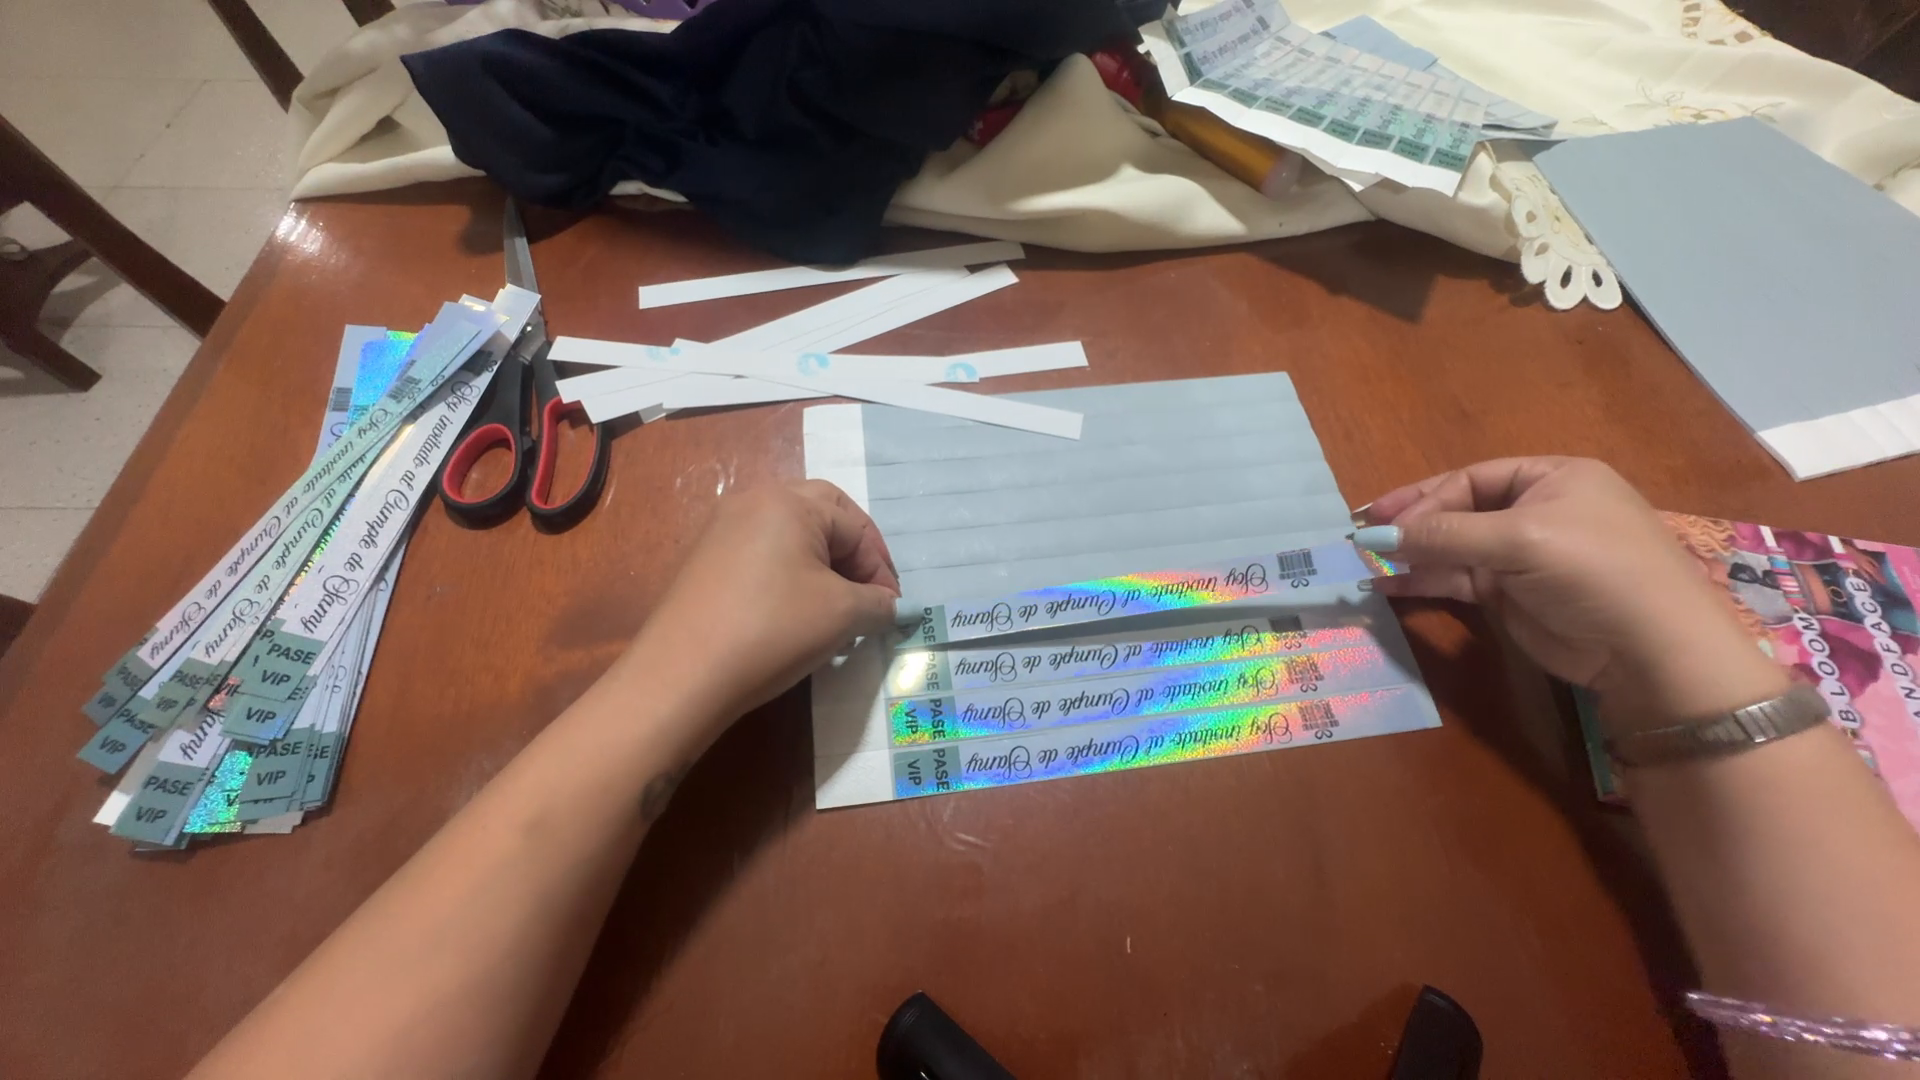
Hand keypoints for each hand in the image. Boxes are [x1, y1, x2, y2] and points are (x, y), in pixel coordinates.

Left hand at [605, 480, 900, 742]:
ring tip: (837, 609)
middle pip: (822, 517)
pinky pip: (762, 556)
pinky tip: (797, 614)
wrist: (682, 677)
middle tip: (869, 594)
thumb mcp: (841, 615)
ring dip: (823, 567)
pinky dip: (791, 577)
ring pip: (790, 537)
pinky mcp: (704, 562)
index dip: (880, 566)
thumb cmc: (773, 630)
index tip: (893, 607)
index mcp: (788, 502)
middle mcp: (751, 502)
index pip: (854, 525)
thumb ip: (877, 603)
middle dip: (853, 556)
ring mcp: (721, 531)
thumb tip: (892, 606)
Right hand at [1360, 457, 1786, 728]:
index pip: (1470, 478)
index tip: (1383, 522)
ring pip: (1451, 548)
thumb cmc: (1593, 570)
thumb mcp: (1518, 540)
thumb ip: (1442, 535)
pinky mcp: (1510, 594)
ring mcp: (1521, 555)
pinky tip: (1386, 587)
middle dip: (1410, 526)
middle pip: (1457, 511)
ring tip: (1365, 565)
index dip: (1424, 498)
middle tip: (1363, 539)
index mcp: (1552, 479)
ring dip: (1410, 556)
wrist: (1650, 651)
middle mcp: (1535, 511)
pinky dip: (1421, 582)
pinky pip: (1455, 579)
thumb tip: (1372, 537)